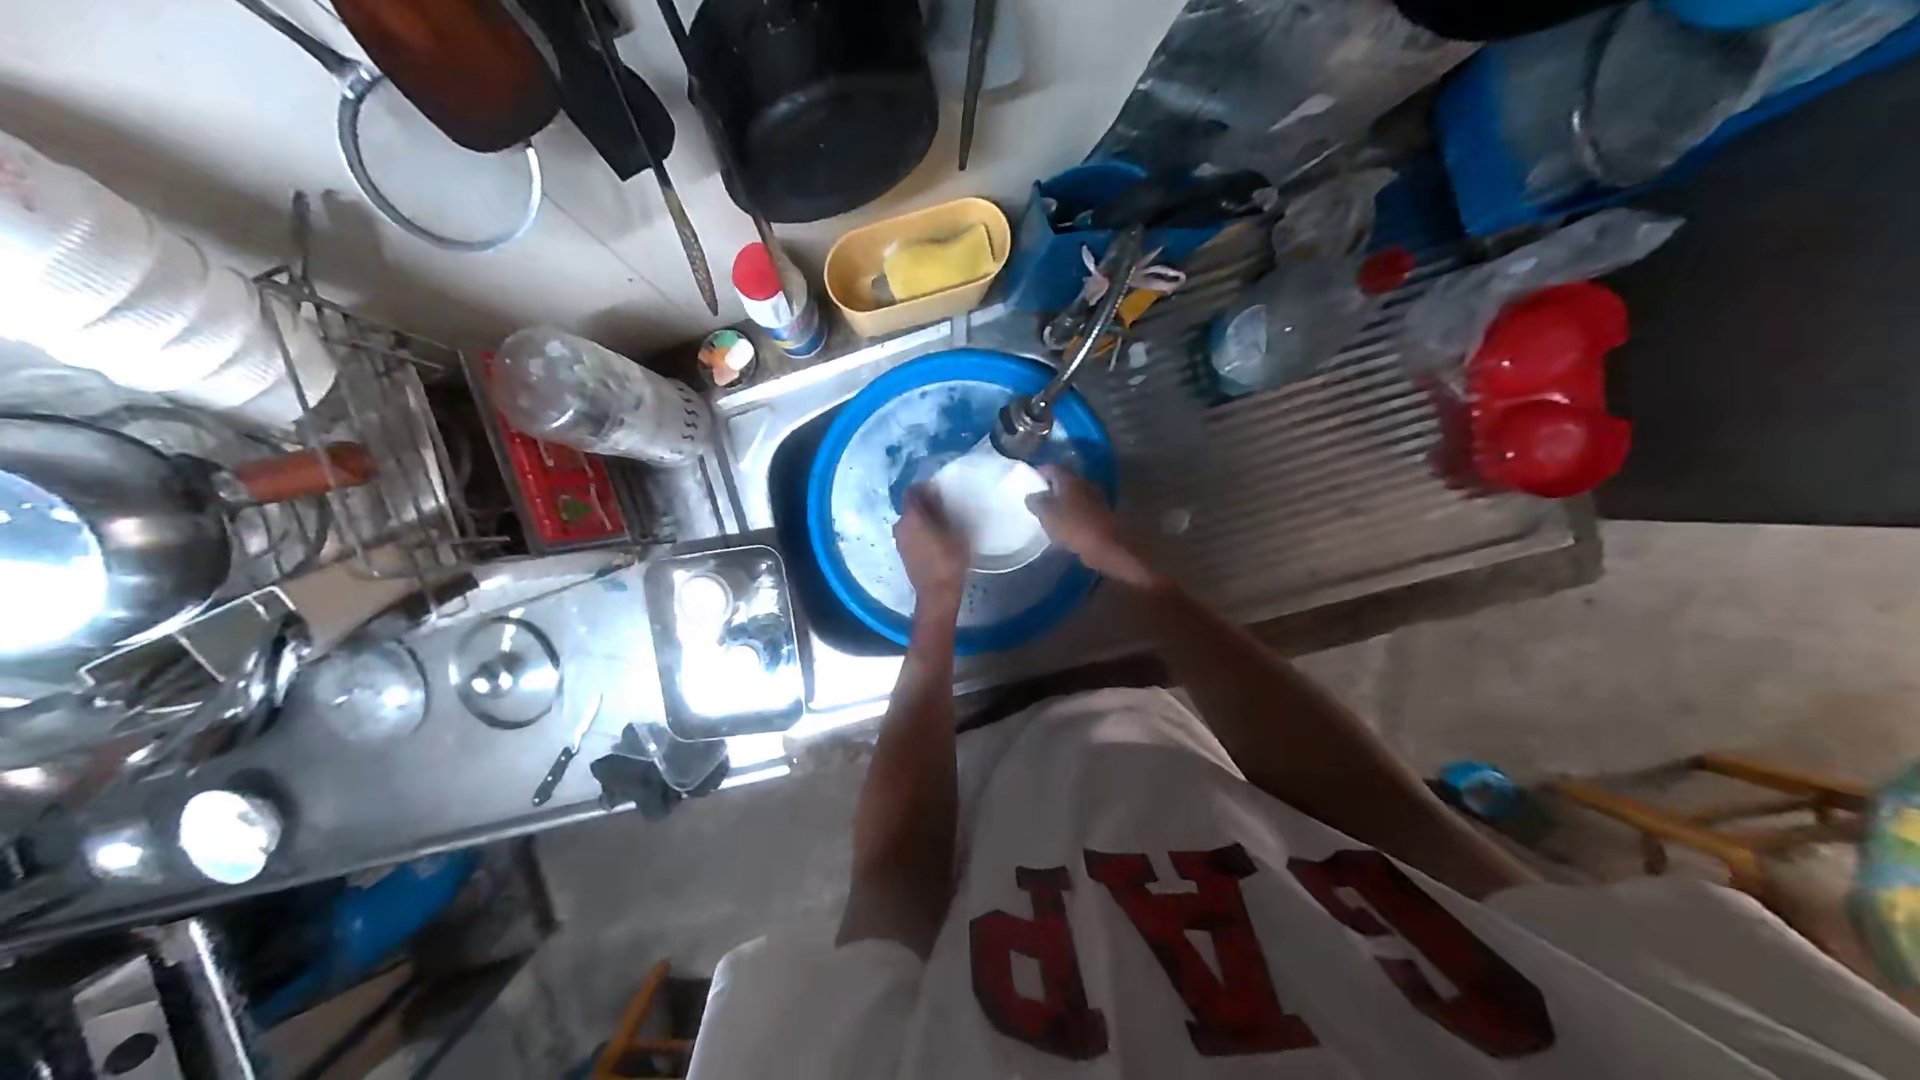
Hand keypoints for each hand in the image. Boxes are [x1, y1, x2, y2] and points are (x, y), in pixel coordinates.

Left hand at [894, 485, 968, 613]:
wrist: (936, 592)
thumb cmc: (949, 559)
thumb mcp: (953, 531)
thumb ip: (941, 509)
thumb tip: (934, 494)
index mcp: (911, 516)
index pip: (911, 491)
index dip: (924, 488)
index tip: (939, 492)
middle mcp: (900, 525)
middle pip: (909, 506)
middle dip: (924, 504)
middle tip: (943, 508)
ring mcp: (898, 540)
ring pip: (909, 521)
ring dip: (921, 518)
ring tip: (940, 524)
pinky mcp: (901, 552)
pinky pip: (909, 533)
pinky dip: (918, 530)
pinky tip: (934, 538)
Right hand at [1026, 467, 1158, 588]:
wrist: (1104, 546)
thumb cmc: (1072, 525)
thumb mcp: (1046, 512)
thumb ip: (1036, 501)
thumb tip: (1031, 496)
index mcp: (1070, 480)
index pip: (1053, 468)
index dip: (1040, 472)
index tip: (1030, 479)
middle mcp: (1085, 484)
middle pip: (1065, 482)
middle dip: (1052, 489)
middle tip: (1038, 498)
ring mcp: (1096, 500)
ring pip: (1074, 497)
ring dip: (1063, 503)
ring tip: (1050, 514)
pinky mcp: (1102, 516)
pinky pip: (1082, 511)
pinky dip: (1073, 515)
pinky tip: (1065, 526)